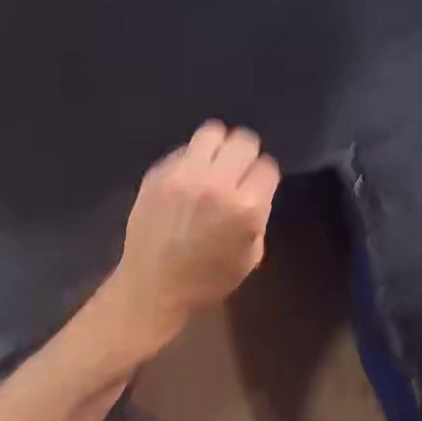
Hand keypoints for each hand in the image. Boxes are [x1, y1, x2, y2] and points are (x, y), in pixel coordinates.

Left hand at [102, 121, 280, 347]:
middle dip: (245, 157)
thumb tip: (252, 192)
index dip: (264, 179)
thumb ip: (257, 216)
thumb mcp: (250, 256)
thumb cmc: (207, 280)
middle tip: (237, 174)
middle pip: (243, 141)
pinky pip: (184, 150)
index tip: (256, 189)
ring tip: (213, 166)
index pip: (267, 167)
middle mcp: (216, 183)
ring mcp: (183, 175)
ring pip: (212, 133)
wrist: (154, 287)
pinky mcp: (158, 173)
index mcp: (245, 207)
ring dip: (219, 148)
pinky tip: (188, 181)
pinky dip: (192, 161)